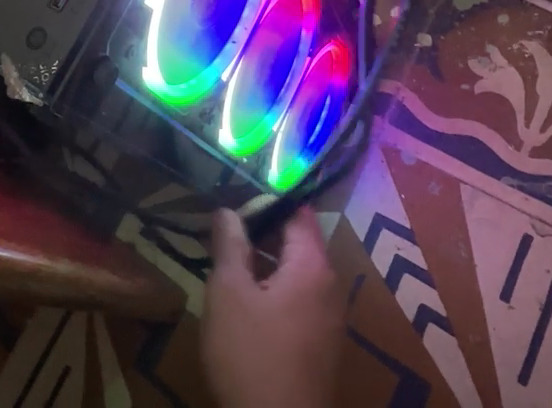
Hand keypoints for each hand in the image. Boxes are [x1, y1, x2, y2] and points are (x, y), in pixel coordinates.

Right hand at [203, 206, 343, 407]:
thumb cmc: (251, 355)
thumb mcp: (228, 292)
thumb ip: (229, 245)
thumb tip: (229, 210)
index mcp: (312, 266)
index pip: (296, 212)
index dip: (265, 199)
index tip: (233, 195)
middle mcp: (329, 287)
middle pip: (297, 241)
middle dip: (260, 231)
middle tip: (222, 228)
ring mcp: (328, 319)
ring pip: (295, 272)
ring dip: (263, 262)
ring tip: (225, 260)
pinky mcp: (319, 346)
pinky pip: (297, 299)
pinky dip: (272, 289)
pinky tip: (243, 300)